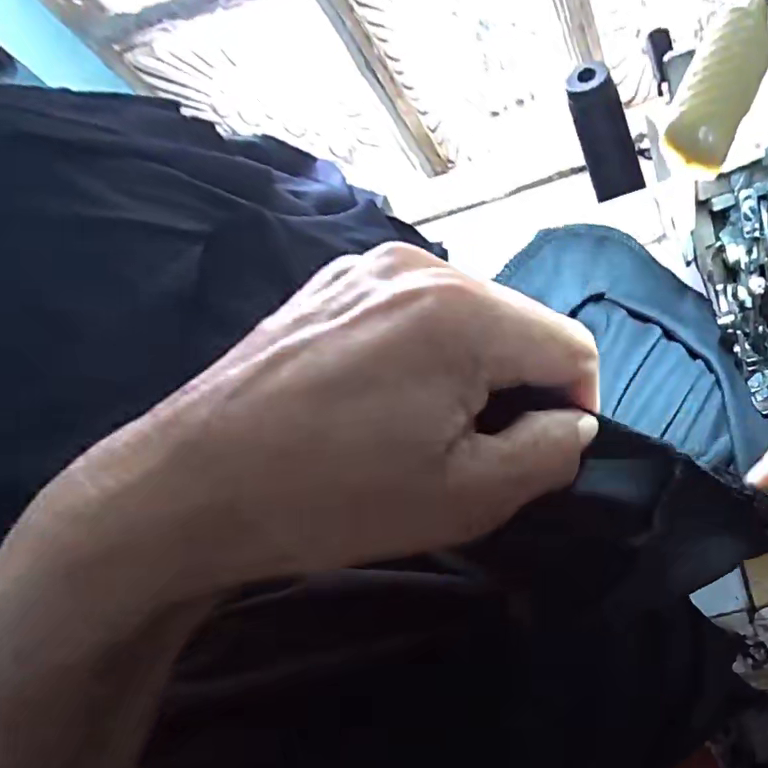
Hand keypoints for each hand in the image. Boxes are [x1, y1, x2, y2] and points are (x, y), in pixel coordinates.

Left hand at [25, 242, 599, 604]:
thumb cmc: (337, 499)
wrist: (189, 491)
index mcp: (464, 313)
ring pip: (475, 320)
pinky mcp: (332, 285)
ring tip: (428, 432)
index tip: (541, 455)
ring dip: (479, 376)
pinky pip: (420, 315)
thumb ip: (550, 452)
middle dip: (524, 392)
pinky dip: (432, 359)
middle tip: (481, 454)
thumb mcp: (470, 496)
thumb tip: (575, 423)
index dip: (577, 408)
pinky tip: (387, 405)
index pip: (574, 347)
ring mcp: (368, 269)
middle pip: (524, 328)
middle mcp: (421, 268)